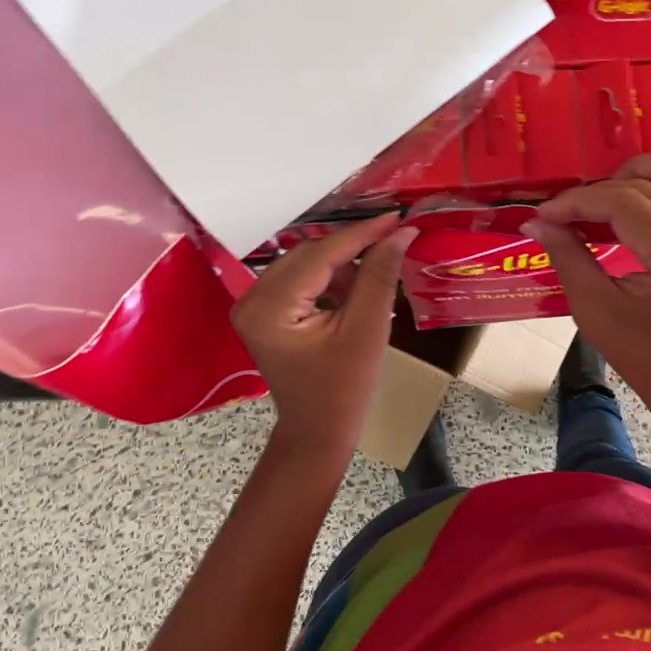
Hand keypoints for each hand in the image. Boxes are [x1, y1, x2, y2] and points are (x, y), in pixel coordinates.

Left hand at [231, 213, 418, 443]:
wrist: (318, 432)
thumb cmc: (343, 390)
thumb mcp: (367, 331)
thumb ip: (379, 277)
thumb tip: (400, 233)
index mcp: (269, 308)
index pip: (319, 255)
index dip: (362, 234)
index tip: (398, 218)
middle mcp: (251, 299)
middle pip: (308, 255)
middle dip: (352, 246)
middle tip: (395, 237)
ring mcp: (253, 305)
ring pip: (305, 263)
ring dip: (342, 262)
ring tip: (379, 267)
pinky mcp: (264, 311)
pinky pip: (299, 279)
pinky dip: (329, 278)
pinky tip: (356, 286)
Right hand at [523, 153, 650, 414]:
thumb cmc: (642, 355)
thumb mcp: (595, 309)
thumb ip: (568, 257)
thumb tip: (537, 222)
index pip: (624, 204)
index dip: (578, 202)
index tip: (544, 213)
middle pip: (650, 184)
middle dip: (600, 191)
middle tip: (568, 213)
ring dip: (646, 171)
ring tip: (613, 194)